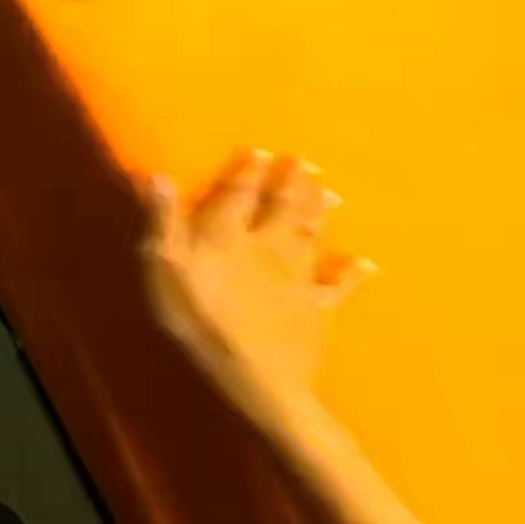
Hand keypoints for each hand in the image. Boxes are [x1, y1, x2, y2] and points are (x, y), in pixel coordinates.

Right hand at [144, 150, 375, 412]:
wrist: (255, 374)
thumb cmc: (196, 314)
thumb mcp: (163, 264)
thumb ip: (162, 220)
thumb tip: (158, 176)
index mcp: (226, 235)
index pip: (238, 194)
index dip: (247, 171)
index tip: (260, 149)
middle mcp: (265, 247)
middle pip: (282, 209)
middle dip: (293, 184)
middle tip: (306, 162)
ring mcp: (296, 278)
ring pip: (310, 236)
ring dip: (319, 212)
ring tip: (330, 192)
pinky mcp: (315, 309)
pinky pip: (337, 286)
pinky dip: (352, 272)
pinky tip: (365, 263)